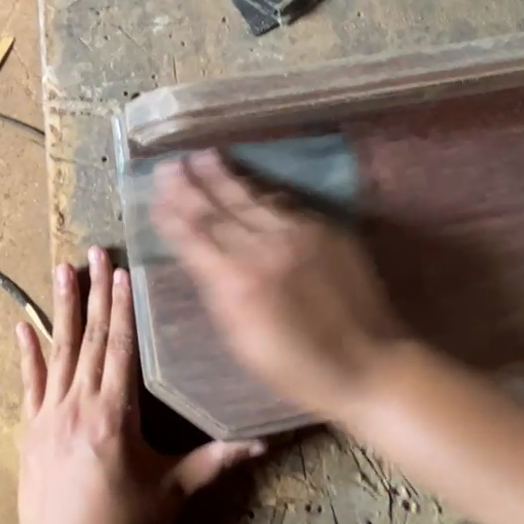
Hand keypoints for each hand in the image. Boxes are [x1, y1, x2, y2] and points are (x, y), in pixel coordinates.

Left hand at [17, 246, 263, 523]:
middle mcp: (78, 407)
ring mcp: (48, 418)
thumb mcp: (173, 493)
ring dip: (61, 307)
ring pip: (58, 351)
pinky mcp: (28, 435)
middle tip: (97, 250)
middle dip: (96, 291)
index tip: (124, 270)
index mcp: (114, 415)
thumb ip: (215, 460)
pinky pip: (28, 385)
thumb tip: (263, 441)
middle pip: (90, 337)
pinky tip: (21, 323)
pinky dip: (26, 353)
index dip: (123, 306)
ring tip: (63, 268)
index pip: (121, 346)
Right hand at [151, 150, 409, 418]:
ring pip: (252, 197)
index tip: (157, 192)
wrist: (367, 362)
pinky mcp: (324, 228)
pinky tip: (251, 182)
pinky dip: (262, 192)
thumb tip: (200, 256)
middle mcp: (262, 247)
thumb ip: (218, 292)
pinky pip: (284, 204)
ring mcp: (296, 233)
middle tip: (172, 162)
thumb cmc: (296, 367)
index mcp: (235, 281)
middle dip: (192, 184)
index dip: (172, 212)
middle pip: (219, 208)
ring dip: (225, 176)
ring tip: (205, 155)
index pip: (194, 236)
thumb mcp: (242, 340)